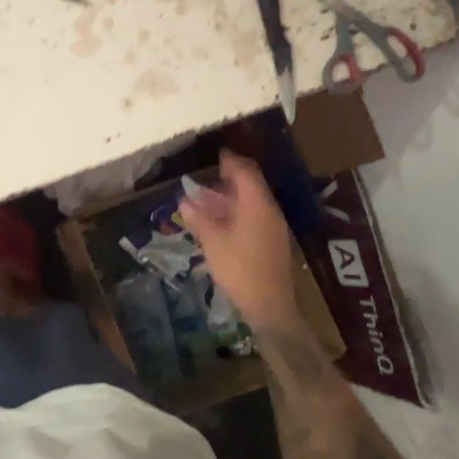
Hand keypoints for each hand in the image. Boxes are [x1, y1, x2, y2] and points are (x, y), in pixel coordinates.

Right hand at [180, 150, 299, 333]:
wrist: (269, 305)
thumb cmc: (239, 269)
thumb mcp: (212, 242)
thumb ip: (199, 218)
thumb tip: (185, 201)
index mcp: (257, 205)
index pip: (246, 172)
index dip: (231, 161)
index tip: (217, 153)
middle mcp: (269, 211)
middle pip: (250, 186)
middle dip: (227, 181)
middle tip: (204, 181)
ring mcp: (273, 227)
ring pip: (251, 203)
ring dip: (230, 199)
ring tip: (205, 202)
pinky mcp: (272, 241)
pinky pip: (254, 217)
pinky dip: (236, 213)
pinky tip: (219, 223)